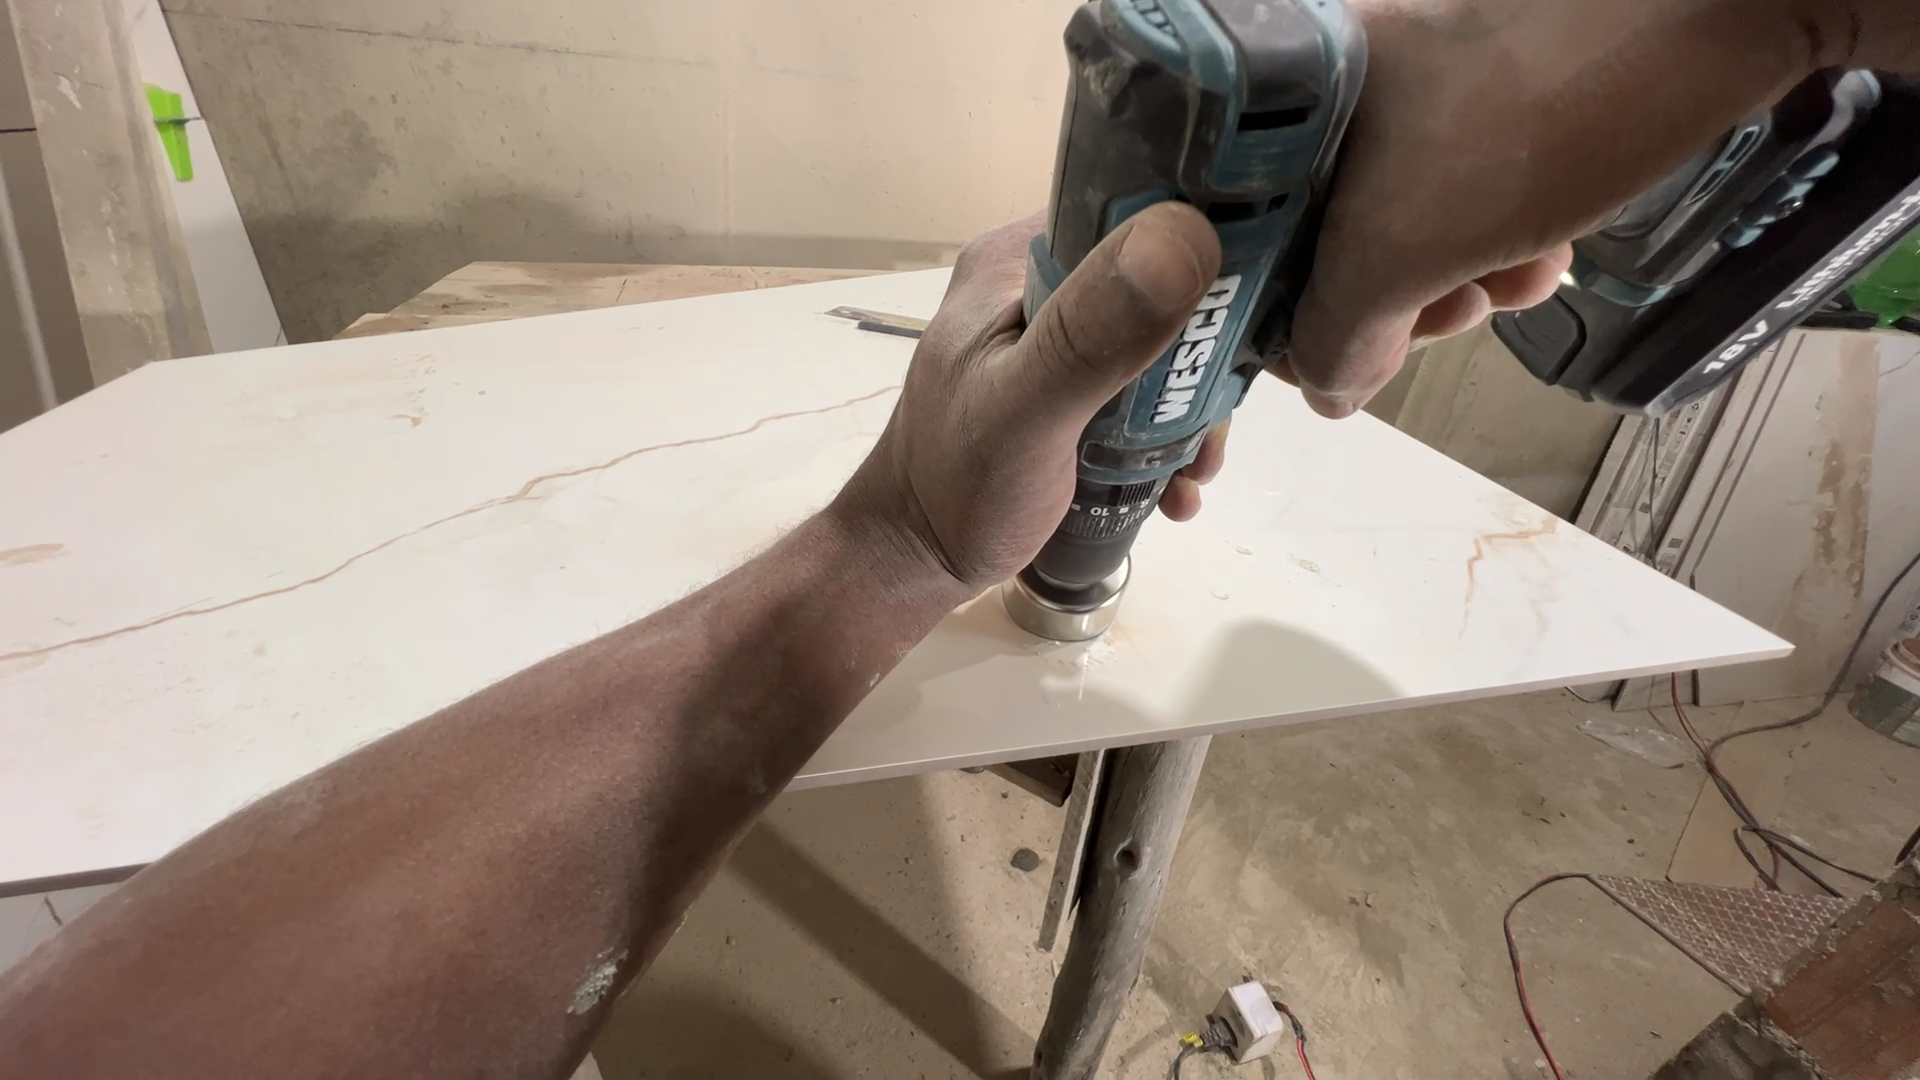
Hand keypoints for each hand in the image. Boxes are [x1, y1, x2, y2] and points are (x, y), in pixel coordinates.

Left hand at [836, 204, 1223, 590]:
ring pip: (1154, 352)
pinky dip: (1163, 439)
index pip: (1132, 214)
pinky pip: (1134, 397)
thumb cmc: (957, 491)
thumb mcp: (1024, 412)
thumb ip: (1091, 334)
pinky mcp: (1062, 396)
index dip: (1205, 250)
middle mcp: (1035, 291)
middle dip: (1200, 362)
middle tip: (1213, 428)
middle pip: (1158, 293)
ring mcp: (1049, 348)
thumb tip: (1188, 237)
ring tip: (1195, 471)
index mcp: (1014, 263)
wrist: (916, 560)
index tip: (1246, 317)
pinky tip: (1174, 487)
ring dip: (1188, 413)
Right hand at [1281, 0, 1847, 417]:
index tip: (1336, 358)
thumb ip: (1340, 342)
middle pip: (1311, 248)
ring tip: (1506, 290)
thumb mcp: (1406, 249)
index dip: (1273, 322)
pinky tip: (1536, 256)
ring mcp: (1396, 86)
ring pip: (1383, 229)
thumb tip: (1326, 399)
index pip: (1234, 252)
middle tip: (1442, 325)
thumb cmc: (1535, 112)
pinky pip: (1439, 192)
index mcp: (1274, 110)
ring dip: (1443, 286)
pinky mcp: (1465, 90)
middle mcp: (1318, 94)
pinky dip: (1480, 241)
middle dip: (1384, 307)